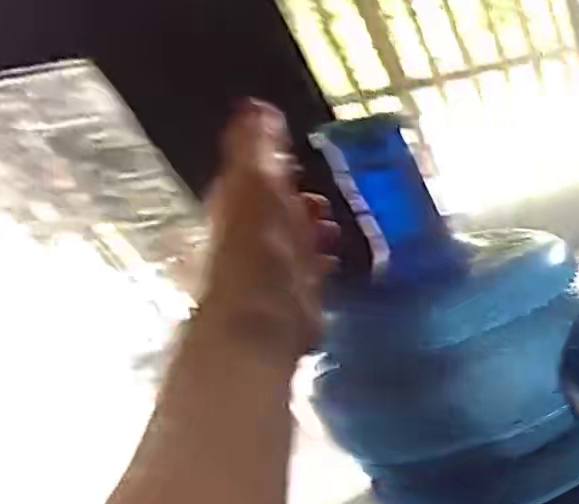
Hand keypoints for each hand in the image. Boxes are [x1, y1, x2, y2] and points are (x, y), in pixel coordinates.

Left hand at [196, 100, 340, 359]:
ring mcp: (279, 265)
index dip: (272, 162)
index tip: (299, 154)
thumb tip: (261, 109)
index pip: (254, 174)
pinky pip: (314, 268)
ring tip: (339, 226)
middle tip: (329, 198)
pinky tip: (340, 258)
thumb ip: (257, 149)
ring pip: (298, 238)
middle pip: (278, 209)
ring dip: (316, 230)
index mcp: (239, 202)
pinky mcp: (302, 293)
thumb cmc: (259, 252)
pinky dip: (326, 259)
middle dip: (300, 200)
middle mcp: (256, 232)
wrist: (265, 319)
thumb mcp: (255, 187)